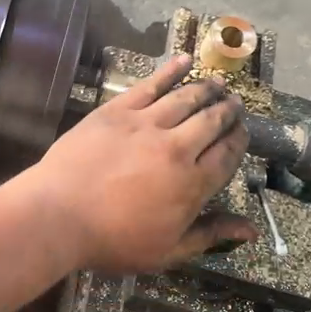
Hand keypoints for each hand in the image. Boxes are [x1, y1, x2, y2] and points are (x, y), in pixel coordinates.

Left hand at [9, 54, 252, 273]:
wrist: (58, 214)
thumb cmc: (112, 241)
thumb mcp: (166, 251)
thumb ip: (210, 235)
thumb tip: (251, 231)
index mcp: (191, 184)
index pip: (226, 155)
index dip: (238, 141)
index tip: (243, 131)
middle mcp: (176, 148)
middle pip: (211, 122)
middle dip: (227, 112)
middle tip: (234, 105)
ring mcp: (145, 124)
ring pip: (185, 99)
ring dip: (206, 89)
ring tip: (217, 84)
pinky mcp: (117, 111)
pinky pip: (150, 85)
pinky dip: (170, 71)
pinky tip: (184, 60)